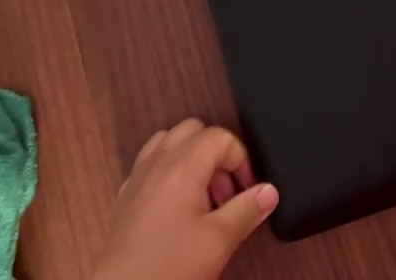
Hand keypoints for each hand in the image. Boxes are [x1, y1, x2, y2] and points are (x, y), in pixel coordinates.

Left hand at [92, 118, 278, 279]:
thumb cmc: (170, 266)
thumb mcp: (218, 241)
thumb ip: (246, 210)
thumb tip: (269, 191)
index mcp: (183, 165)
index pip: (221, 137)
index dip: (242, 159)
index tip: (249, 191)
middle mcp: (159, 161)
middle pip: (194, 130)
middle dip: (216, 153)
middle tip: (226, 191)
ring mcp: (139, 175)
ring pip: (170, 140)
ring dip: (191, 156)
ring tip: (203, 195)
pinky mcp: (126, 193)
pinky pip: (151, 161)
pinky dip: (169, 168)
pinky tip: (176, 204)